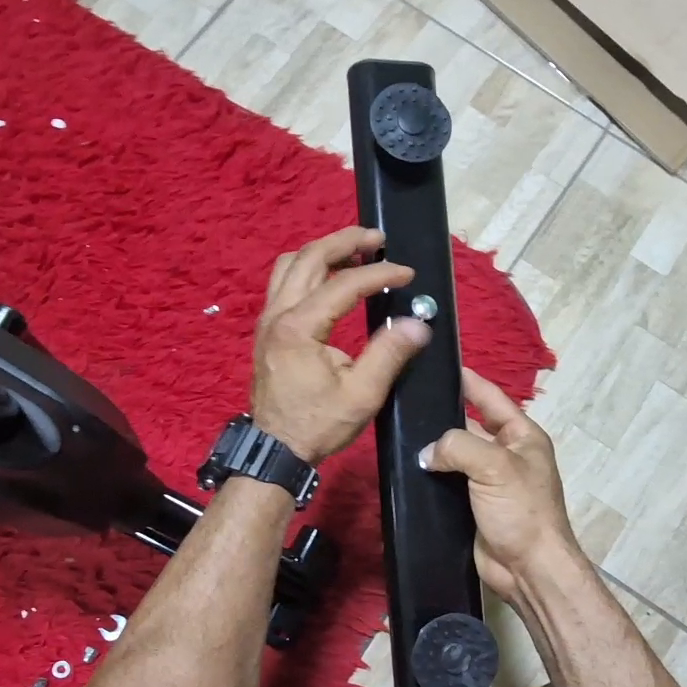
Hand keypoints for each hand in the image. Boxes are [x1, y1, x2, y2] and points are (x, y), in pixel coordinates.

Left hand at [251, 226, 432, 462]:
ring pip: (291, 265)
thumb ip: (389, 354)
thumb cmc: (318, 425)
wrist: (276, 448)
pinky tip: (331, 278)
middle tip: (378, 238)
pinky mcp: (268, 329)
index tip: (407, 274)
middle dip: (346, 241)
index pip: (344, 284)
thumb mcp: (362, 395)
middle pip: (309, 257)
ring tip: (355, 252)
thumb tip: (418, 323)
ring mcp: (268, 320)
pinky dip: (309, 269)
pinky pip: (285, 282)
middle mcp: (278, 314)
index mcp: (299, 327)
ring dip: (323, 251)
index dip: (379, 273)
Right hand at [422, 368, 584, 605]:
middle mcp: (506, 454)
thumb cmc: (521, 511)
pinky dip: (431, 476)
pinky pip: (448, 482)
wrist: (528, 569)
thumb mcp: (494, 466)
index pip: (491, 397)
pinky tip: (406, 470)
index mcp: (522, 436)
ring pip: (455, 455)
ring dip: (433, 449)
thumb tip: (426, 452)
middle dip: (441, 416)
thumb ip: (458, 446)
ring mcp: (489, 481)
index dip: (468, 380)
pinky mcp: (473, 505)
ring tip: (398, 434)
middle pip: (469, 425)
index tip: (438, 365)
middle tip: (404, 402)